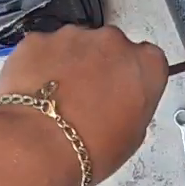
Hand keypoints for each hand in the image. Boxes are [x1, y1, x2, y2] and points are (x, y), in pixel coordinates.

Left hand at [0, 25, 167, 185]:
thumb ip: (134, 107)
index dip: (132, 80)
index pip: (148, 61)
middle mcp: (113, 42)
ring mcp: (74, 37)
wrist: (39, 147)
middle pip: (111, 48)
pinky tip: (37, 95)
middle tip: (87, 103)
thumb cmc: (87, 148)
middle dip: (100, 69)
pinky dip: (40, 66)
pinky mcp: (40, 40)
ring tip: (58, 104)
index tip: (123, 93)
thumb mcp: (131, 138)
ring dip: (69, 67)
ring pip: (75, 46)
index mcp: (146, 65)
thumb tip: (122, 105)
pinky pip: (43, 50)